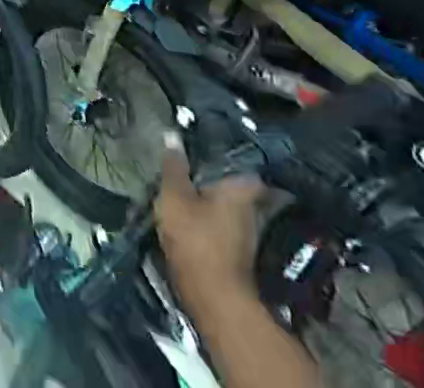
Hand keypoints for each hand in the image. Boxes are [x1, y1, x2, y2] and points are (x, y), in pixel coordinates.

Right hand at [156, 131, 265, 307]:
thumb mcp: (174, 194)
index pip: (239, 157)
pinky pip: (218, 211)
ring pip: (223, 195)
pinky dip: (203, 204)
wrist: (211, 289)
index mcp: (241, 188)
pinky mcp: (234, 240)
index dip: (220, 144)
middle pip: (230, 176)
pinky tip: (181, 202)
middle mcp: (251, 204)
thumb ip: (173, 165)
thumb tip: (172, 134)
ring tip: (174, 175)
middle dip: (208, 166)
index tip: (198, 133)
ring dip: (203, 186)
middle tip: (180, 153)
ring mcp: (245, 224)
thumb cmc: (194, 236)